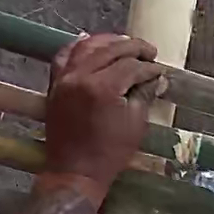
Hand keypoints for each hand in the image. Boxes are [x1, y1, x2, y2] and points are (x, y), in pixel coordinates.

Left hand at [42, 33, 162, 200]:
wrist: (75, 172)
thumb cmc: (110, 153)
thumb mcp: (136, 124)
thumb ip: (144, 94)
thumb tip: (154, 77)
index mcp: (103, 88)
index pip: (131, 66)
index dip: (148, 67)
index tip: (159, 71)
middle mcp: (80, 77)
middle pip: (110, 49)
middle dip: (133, 48)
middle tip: (149, 53)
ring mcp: (64, 79)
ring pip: (86, 47)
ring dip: (108, 41)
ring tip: (125, 44)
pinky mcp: (54, 85)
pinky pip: (64, 56)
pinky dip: (78, 47)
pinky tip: (90, 41)